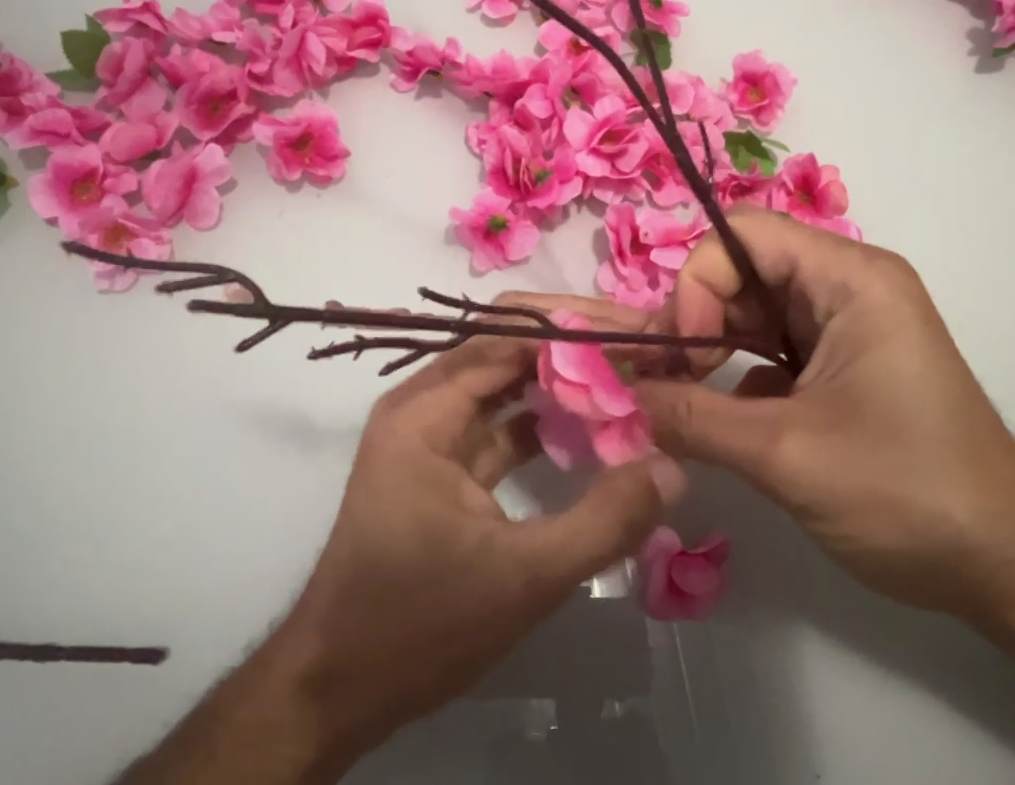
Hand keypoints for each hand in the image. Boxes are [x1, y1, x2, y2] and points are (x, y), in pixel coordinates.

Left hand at [157, 298, 686, 783]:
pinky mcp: (444, 470)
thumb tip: (673, 465)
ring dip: (565, 382)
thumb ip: (606, 520)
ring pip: (506, 386)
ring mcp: (431, 439)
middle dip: (576, 347)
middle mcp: (424, 408)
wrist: (340, 685)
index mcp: (426, 412)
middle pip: (507, 347)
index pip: (507, 333)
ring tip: (634, 380)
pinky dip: (547, 421)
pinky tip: (597, 430)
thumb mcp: (525, 577)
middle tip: (646, 353)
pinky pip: (502, 425)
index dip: (576, 329)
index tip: (640, 337)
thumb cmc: (420, 624)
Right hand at [637, 208, 1014, 622]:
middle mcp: (850, 291)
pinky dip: (733, 380)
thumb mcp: (785, 455)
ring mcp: (848, 333)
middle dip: (694, 320)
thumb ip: (692, 418)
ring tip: (675, 400)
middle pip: (744, 272)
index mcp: (851, 281)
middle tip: (659, 382)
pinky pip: (771, 355)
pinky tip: (711, 421)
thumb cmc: (905, 493)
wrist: (1003, 565)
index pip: (743, 236)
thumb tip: (626, 397)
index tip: (678, 355)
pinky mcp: (843, 374)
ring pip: (754, 316)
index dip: (696, 284)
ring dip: (709, 351)